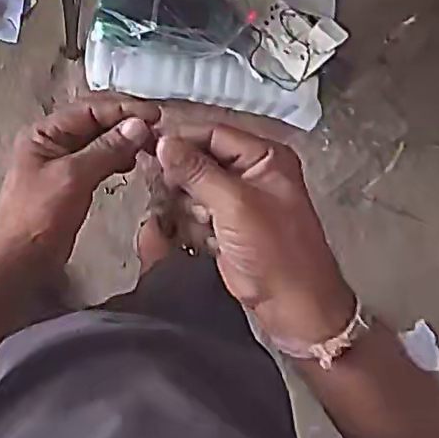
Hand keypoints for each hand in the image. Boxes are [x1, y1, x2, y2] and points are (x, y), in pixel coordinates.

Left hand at [0, 96, 159, 269]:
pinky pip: (99, 161)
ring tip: (152, 144)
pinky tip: (134, 161)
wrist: (20, 261)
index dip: (123, 109)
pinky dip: (117, 157)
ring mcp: (61, 163)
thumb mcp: (73, 177)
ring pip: (99, 141)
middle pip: (94, 121)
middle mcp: (52, 142)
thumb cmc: (38, 217)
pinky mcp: (71, 183)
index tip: (156, 115)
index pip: (89, 108)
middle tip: (160, 128)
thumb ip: (106, 149)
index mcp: (44, 133)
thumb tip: (139, 125)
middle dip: (126, 121)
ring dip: (125, 139)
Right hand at [155, 125, 355, 346]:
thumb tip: (163, 142)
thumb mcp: (234, 204)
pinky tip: (201, 235)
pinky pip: (192, 208)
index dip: (180, 140)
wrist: (291, 304)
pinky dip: (189, 220)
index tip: (147, 149)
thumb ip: (196, 170)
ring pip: (190, 185)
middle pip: (198, 158)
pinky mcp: (223, 221)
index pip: (212, 133)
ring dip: (186, 203)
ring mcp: (236, 198)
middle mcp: (250, 171)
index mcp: (264, 156)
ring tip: (199, 222)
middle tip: (174, 195)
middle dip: (183, 178)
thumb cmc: (274, 251)